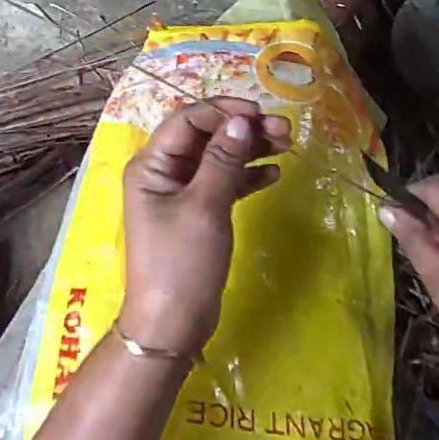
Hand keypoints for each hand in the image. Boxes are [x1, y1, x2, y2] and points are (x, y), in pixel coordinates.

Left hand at [117, 99, 290, 353]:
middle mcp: (163, 171)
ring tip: (286, 144)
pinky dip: (246, 175)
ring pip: (217, 157)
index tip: (259, 113)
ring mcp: (180, 192)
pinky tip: (273, 174)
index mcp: (152, 164)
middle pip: (205, 135)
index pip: (187, 120)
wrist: (172, 327)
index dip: (223, 111)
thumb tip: (241, 120)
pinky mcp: (197, 212)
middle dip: (242, 128)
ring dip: (249, 148)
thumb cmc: (181, 264)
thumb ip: (223, 161)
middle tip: (283, 129)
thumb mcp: (205, 208)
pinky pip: (223, 182)